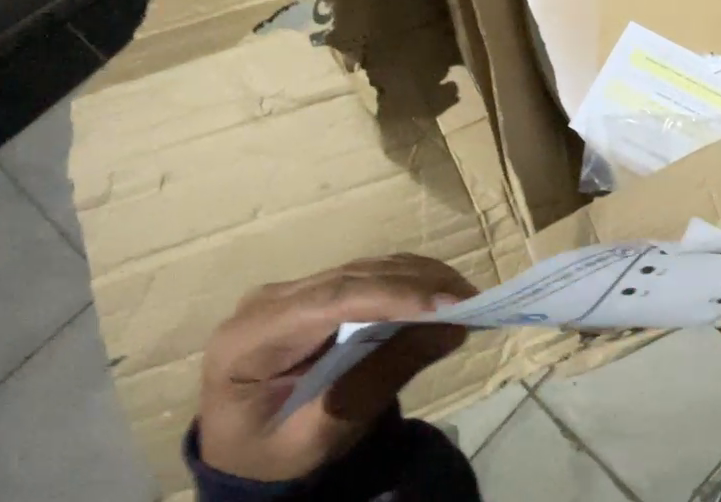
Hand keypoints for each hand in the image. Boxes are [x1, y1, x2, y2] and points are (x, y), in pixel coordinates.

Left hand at [197, 254, 476, 481]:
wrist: (245, 453)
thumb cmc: (274, 452)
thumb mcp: (320, 434)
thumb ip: (378, 381)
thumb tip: (453, 330)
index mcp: (248, 341)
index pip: (331, 300)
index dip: (395, 295)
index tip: (452, 306)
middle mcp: (268, 302)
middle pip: (355, 277)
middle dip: (420, 285)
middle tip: (475, 301)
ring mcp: (293, 290)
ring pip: (371, 268)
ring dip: (423, 279)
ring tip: (467, 298)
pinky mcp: (318, 289)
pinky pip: (373, 274)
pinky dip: (413, 281)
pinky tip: (442, 294)